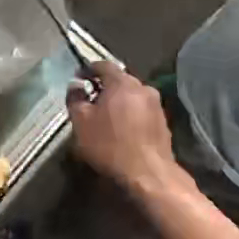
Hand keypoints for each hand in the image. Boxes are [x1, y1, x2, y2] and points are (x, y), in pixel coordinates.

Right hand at [67, 62, 184, 194]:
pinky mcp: (163, 122)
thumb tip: (75, 86)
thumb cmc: (109, 145)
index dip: (89, 69)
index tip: (79, 77)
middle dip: (104, 87)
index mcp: (122, 82)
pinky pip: (142, 110)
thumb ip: (75, 99)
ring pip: (132, 96)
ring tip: (106, 116)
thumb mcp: (81, 123)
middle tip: (90, 99)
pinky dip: (131, 114)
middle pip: (120, 80)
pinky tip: (123, 129)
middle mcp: (143, 87)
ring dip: (119, 101)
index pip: (104, 65)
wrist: (148, 173)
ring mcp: (156, 105)